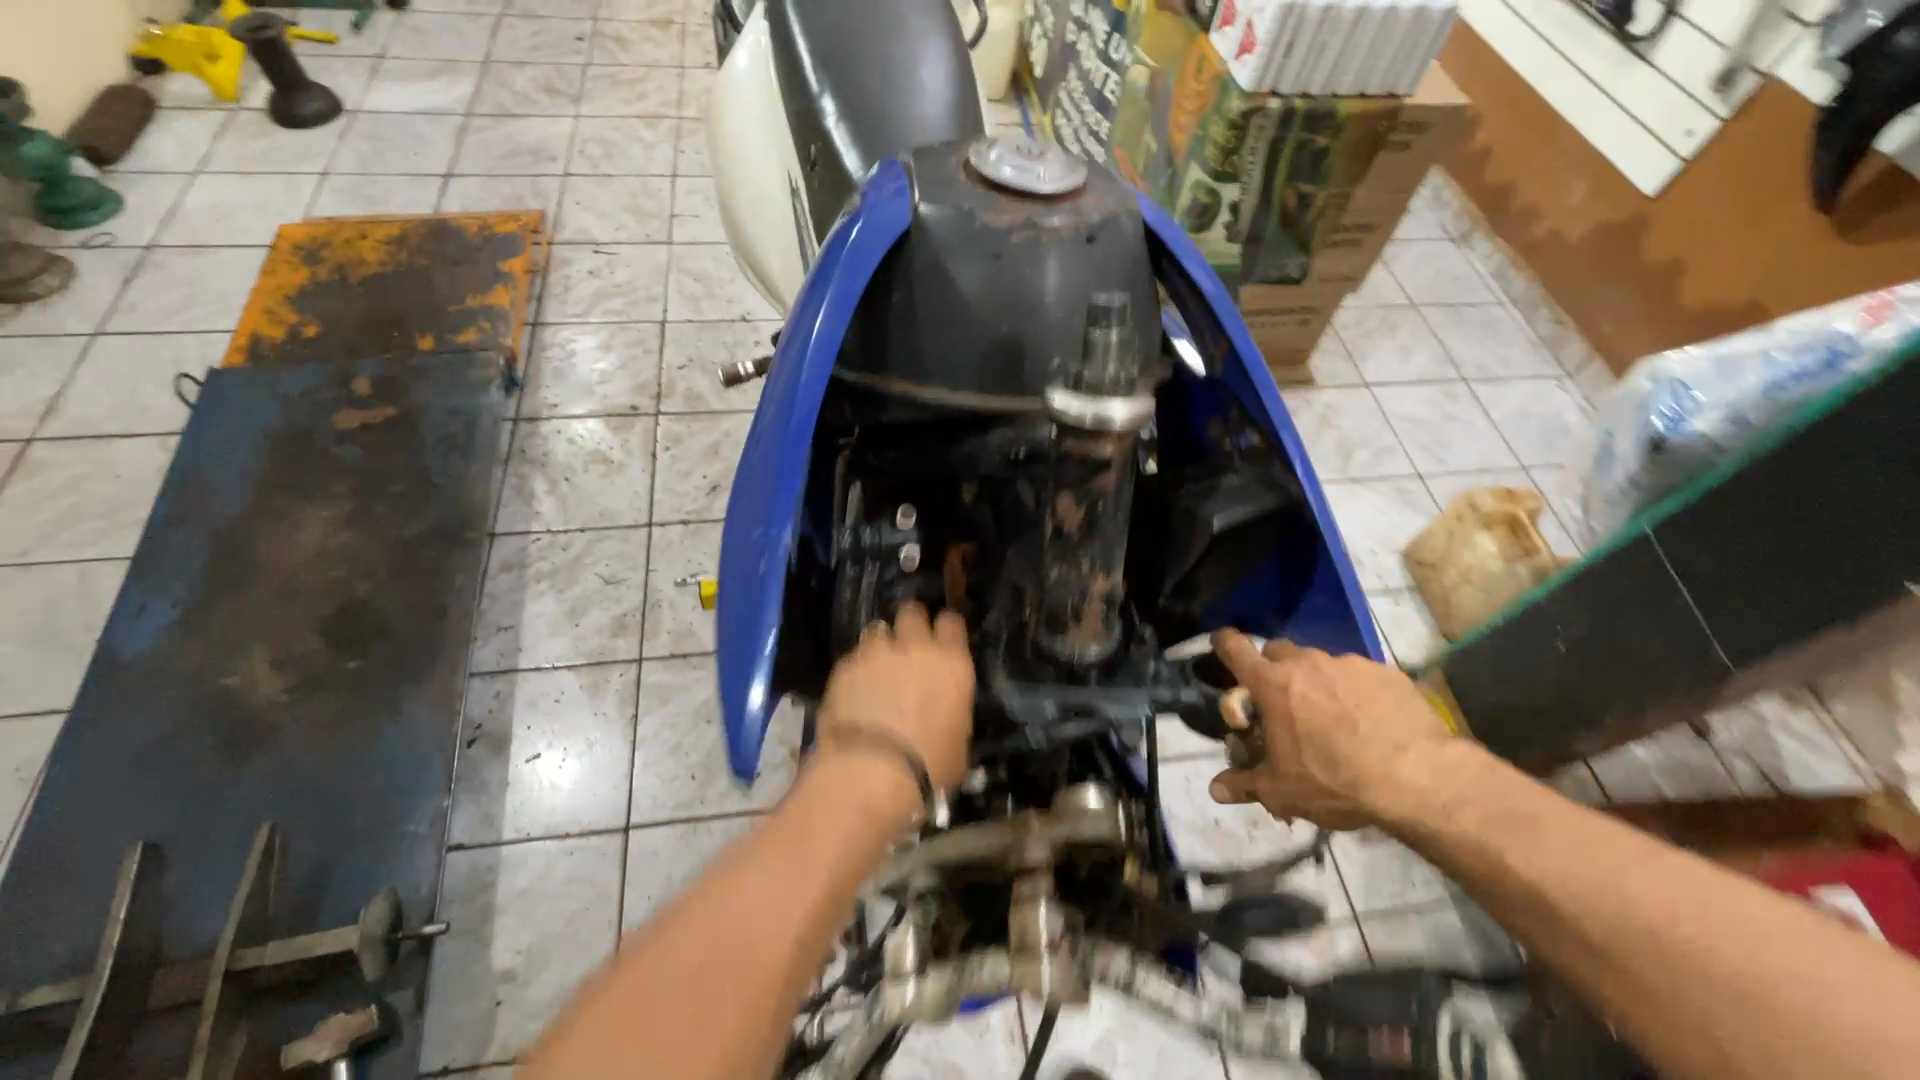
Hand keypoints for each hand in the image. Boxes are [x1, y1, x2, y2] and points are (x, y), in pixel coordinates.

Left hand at [815, 603, 975, 792]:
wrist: (871, 772)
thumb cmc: (929, 765)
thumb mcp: (958, 739)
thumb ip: (951, 709)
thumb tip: (943, 710)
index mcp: (951, 662)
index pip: (951, 622)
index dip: (945, 630)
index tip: (941, 641)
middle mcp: (915, 647)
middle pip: (911, 612)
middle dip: (909, 625)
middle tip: (906, 647)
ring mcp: (875, 653)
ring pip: (877, 631)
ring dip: (879, 647)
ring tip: (875, 671)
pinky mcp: (844, 666)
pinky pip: (853, 658)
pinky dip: (855, 670)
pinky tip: (852, 692)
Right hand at [1207, 631, 1453, 829]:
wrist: (1418, 779)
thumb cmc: (1335, 782)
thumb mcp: (1282, 792)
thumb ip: (1245, 785)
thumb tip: (1216, 789)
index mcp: (1273, 685)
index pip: (1236, 648)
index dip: (1223, 643)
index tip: (1220, 643)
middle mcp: (1308, 663)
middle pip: (1279, 651)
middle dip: (1274, 670)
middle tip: (1282, 701)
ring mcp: (1350, 664)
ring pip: (1321, 664)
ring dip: (1318, 683)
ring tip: (1333, 718)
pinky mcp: (1387, 673)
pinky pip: (1360, 676)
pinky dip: (1356, 692)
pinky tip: (1370, 721)